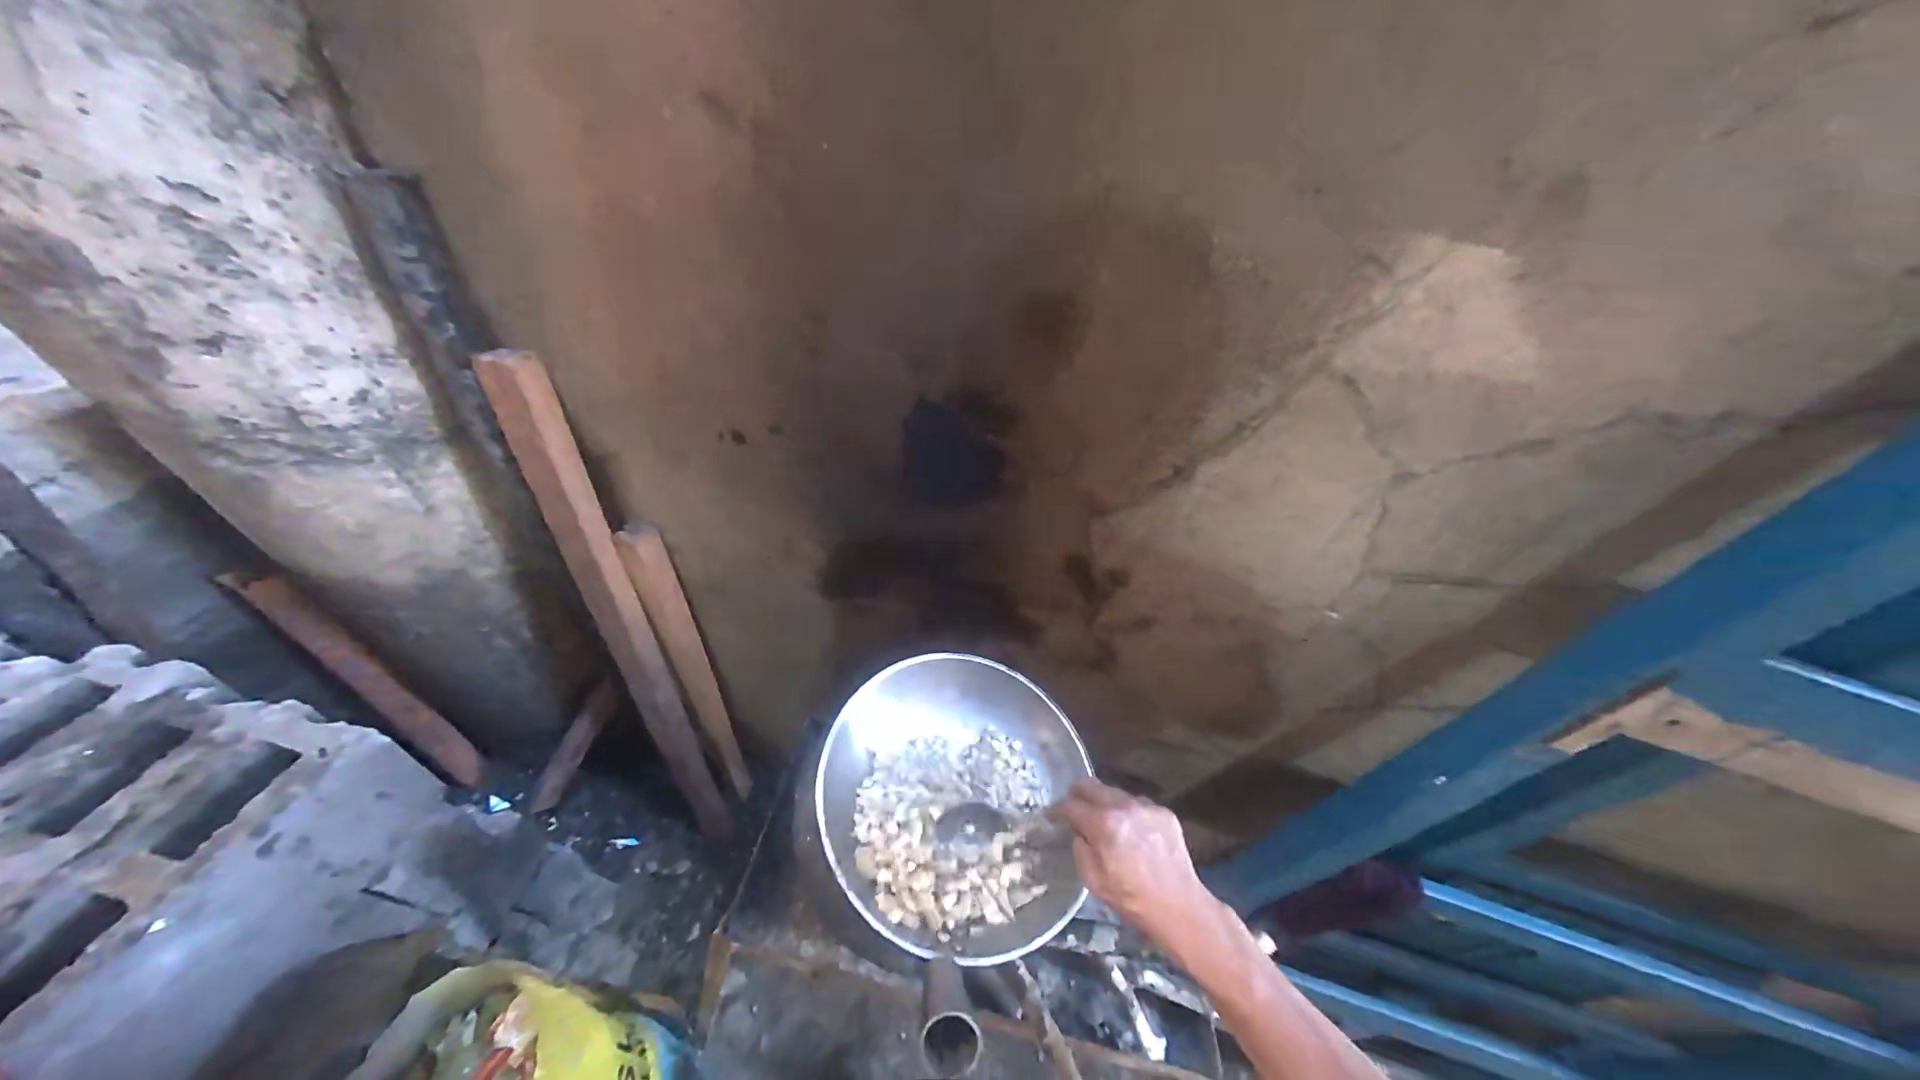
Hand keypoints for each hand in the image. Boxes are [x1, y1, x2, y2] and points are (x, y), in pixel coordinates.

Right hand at [1050, 778, 1215, 948]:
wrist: (1179, 907)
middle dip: (1078, 794)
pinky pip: (1137, 803)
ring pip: (1115, 792)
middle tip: (1074, 807)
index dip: (1057, 809)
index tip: (1052, 814)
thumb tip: (1077, 830)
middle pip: (1092, 785)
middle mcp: (1125, 806)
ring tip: (1106, 822)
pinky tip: (1132, 832)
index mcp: (1104, 823)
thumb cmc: (1131, 898)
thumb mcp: (1092, 879)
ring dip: (1105, 803)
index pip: (1071, 804)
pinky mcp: (1164, 812)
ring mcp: (1147, 806)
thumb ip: (1079, 847)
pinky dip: (1128, 812)